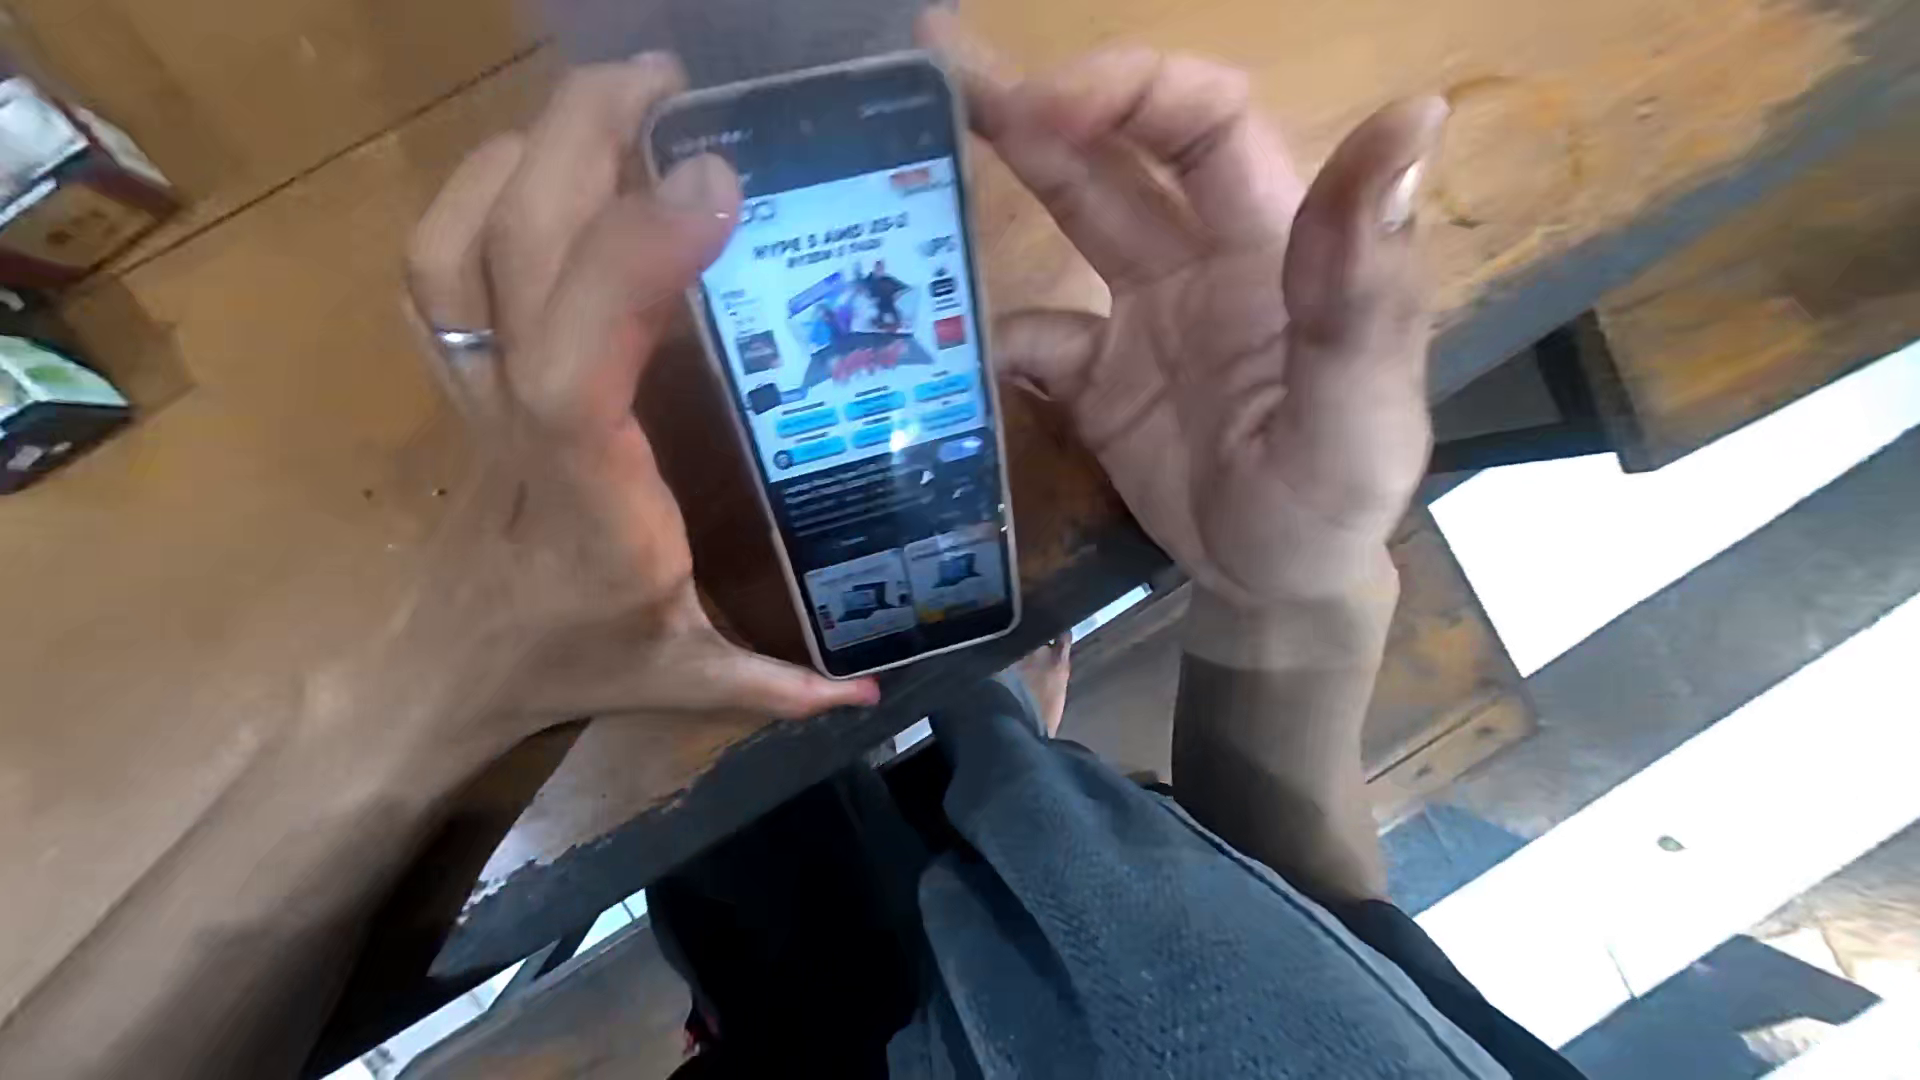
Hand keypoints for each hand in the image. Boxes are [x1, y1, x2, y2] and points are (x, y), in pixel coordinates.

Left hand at [403, 54, 878, 743]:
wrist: (450, 674)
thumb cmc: (576, 668)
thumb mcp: (691, 682)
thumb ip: (782, 687)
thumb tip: (874, 689)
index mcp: (594, 499)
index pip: (582, 365)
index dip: (638, 261)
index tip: (721, 184)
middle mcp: (521, 427)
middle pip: (512, 258)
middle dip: (587, 147)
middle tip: (681, 88)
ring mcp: (479, 395)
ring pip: (459, 244)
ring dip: (535, 149)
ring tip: (622, 100)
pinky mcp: (467, 382)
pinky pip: (439, 268)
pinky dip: (480, 192)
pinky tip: (549, 166)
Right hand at [925, 15, 1445, 619]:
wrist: (1271, 579)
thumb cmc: (1326, 502)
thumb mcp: (1355, 412)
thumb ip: (1362, 289)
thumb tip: (1409, 117)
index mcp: (1265, 250)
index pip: (1204, 124)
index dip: (1128, 94)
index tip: (1041, 106)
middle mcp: (1195, 267)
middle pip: (1111, 161)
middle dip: (1033, 111)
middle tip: (940, 61)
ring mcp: (1135, 327)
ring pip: (1061, 239)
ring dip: (996, 200)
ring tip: (910, 181)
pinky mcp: (1095, 387)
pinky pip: (1032, 348)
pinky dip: (991, 346)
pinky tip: (949, 353)